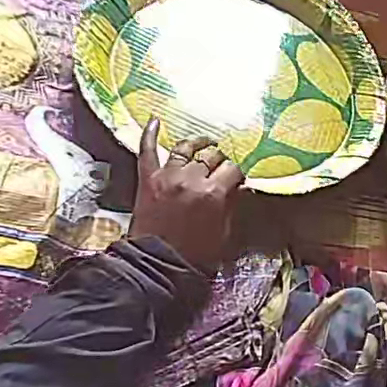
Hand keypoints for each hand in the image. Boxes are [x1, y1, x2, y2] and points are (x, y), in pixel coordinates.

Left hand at [128, 118, 243, 269]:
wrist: (156, 266)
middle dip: (221, 159)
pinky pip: (147, 150)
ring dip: (198, 144)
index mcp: (213, 193)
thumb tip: (238, 188)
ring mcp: (167, 176)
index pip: (233, 169)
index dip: (238, 172)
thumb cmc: (196, 255)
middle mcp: (191, 179)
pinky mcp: (147, 179)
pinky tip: (156, 121)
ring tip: (205, 142)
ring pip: (185, 148)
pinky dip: (150, 134)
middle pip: (212, 156)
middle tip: (222, 165)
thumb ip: (231, 205)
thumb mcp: (223, 233)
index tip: (238, 178)